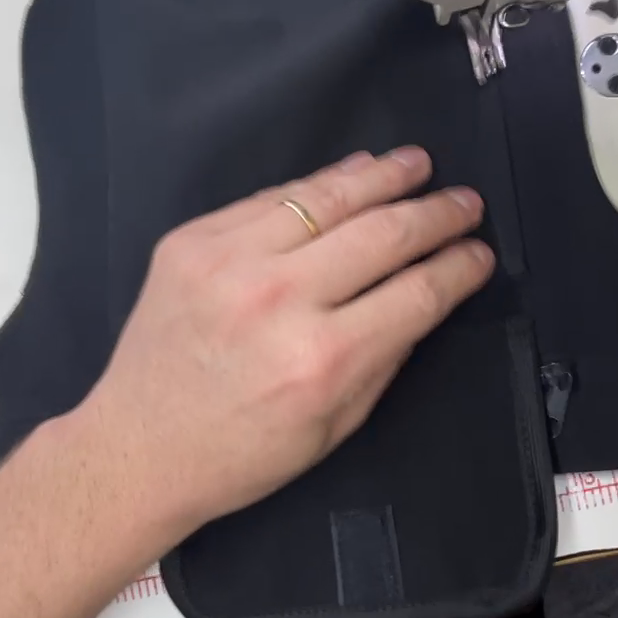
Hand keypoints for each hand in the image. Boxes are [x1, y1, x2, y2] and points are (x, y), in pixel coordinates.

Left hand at [74, 146, 494, 542]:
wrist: (137, 448)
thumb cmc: (245, 453)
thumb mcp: (336, 425)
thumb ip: (387, 356)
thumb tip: (426, 295)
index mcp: (324, 360)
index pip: (417, 292)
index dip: (460, 266)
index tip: (480, 252)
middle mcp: (279, 301)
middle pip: (382, 234)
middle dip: (436, 214)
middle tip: (465, 201)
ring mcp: (229, 262)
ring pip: (327, 198)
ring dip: (383, 176)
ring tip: (417, 164)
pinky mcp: (192, 242)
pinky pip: (272, 198)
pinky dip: (319, 182)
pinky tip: (351, 173)